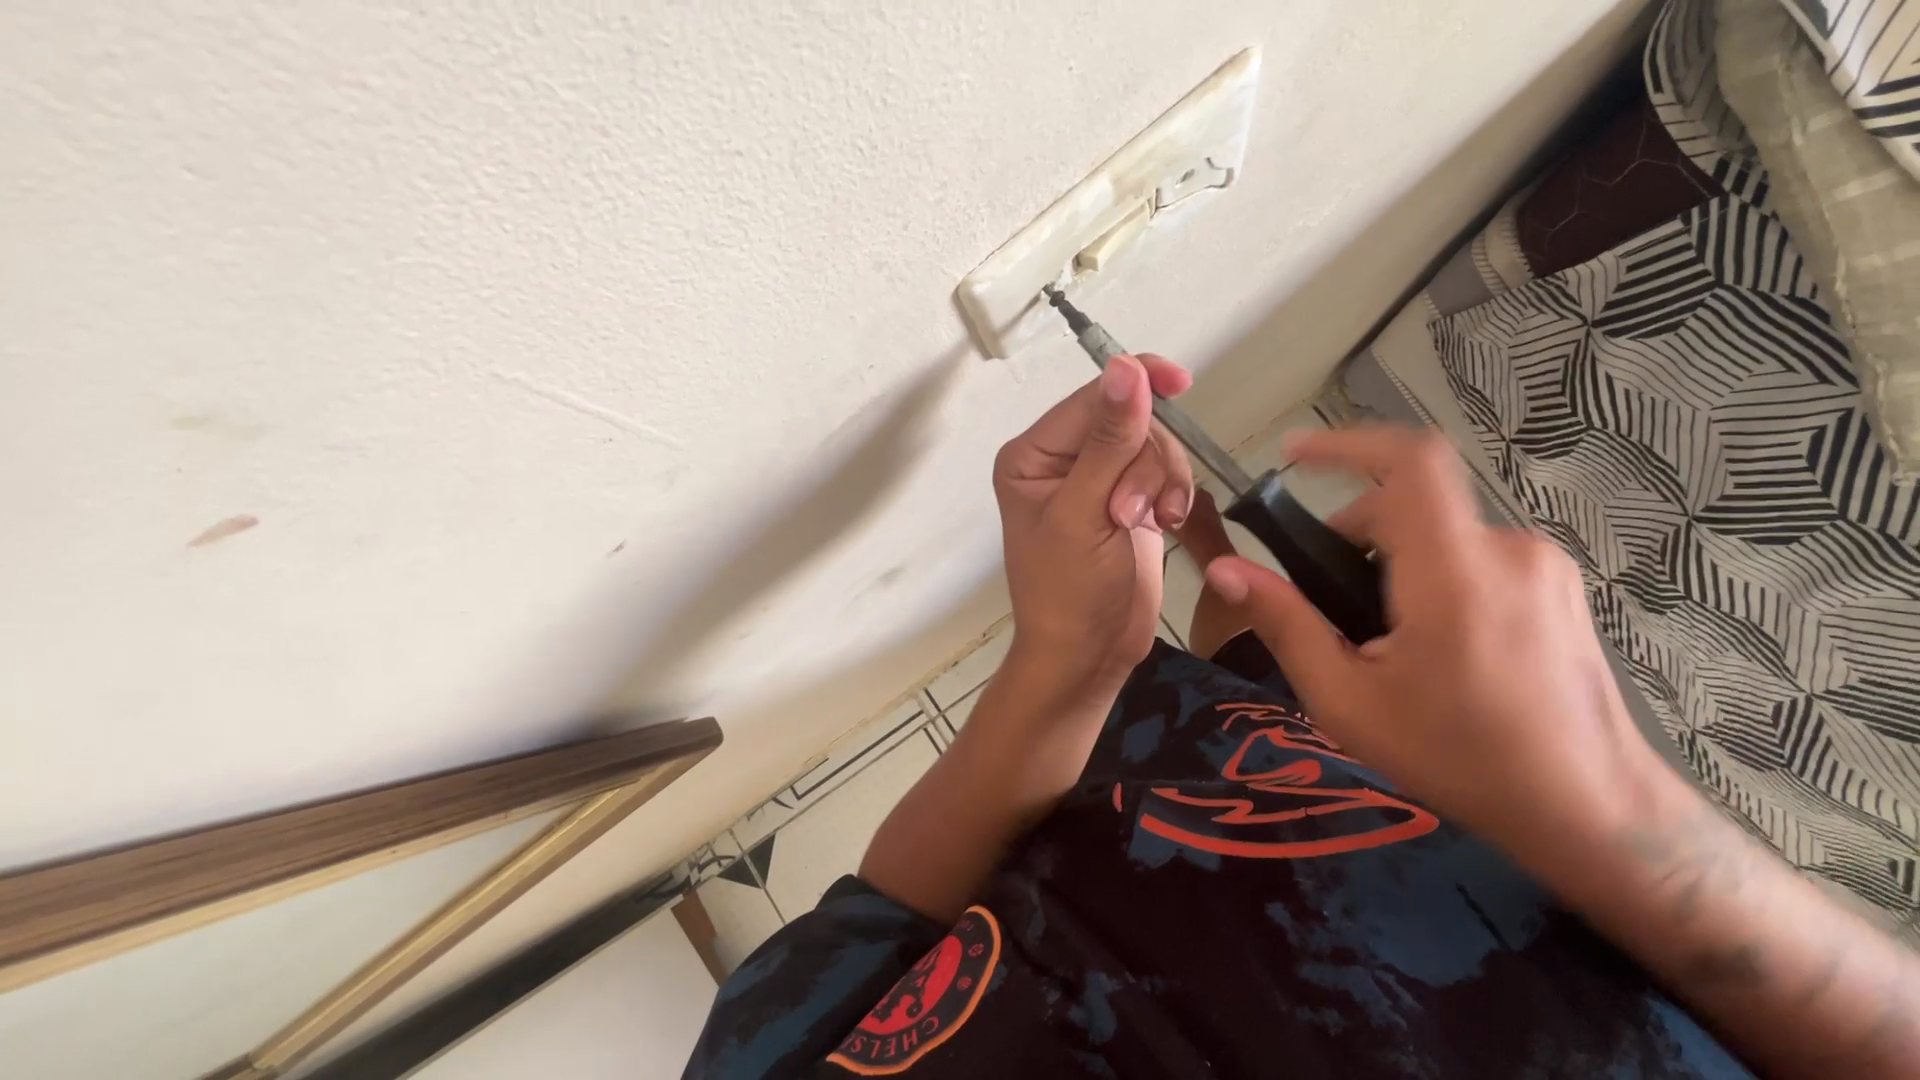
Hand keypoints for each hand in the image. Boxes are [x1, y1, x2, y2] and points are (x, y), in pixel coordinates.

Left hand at [992, 353, 1193, 696]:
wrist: (1088, 656)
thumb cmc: (1070, 591)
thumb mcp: (1085, 512)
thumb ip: (1108, 441)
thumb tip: (1126, 366)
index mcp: (1033, 455)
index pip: (1091, 400)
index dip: (1136, 386)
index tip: (1180, 382)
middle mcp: (1062, 461)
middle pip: (1130, 422)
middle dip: (1147, 463)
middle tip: (1134, 513)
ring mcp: (1097, 482)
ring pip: (1153, 447)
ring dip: (1164, 482)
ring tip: (1157, 523)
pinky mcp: (1127, 503)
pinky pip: (1164, 474)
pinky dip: (1173, 494)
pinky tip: (1166, 525)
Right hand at [1201, 426, 1664, 861]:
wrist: (1592, 809)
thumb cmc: (1459, 757)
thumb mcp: (1347, 701)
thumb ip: (1283, 624)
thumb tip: (1222, 569)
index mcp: (1453, 573)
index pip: (1408, 463)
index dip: (1346, 444)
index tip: (1294, 454)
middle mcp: (1506, 549)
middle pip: (1410, 503)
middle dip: (1354, 534)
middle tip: (1327, 602)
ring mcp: (1542, 565)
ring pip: (1441, 532)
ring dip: (1395, 560)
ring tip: (1380, 635)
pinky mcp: (1559, 584)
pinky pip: (1475, 553)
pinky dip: (1434, 573)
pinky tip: (1431, 641)